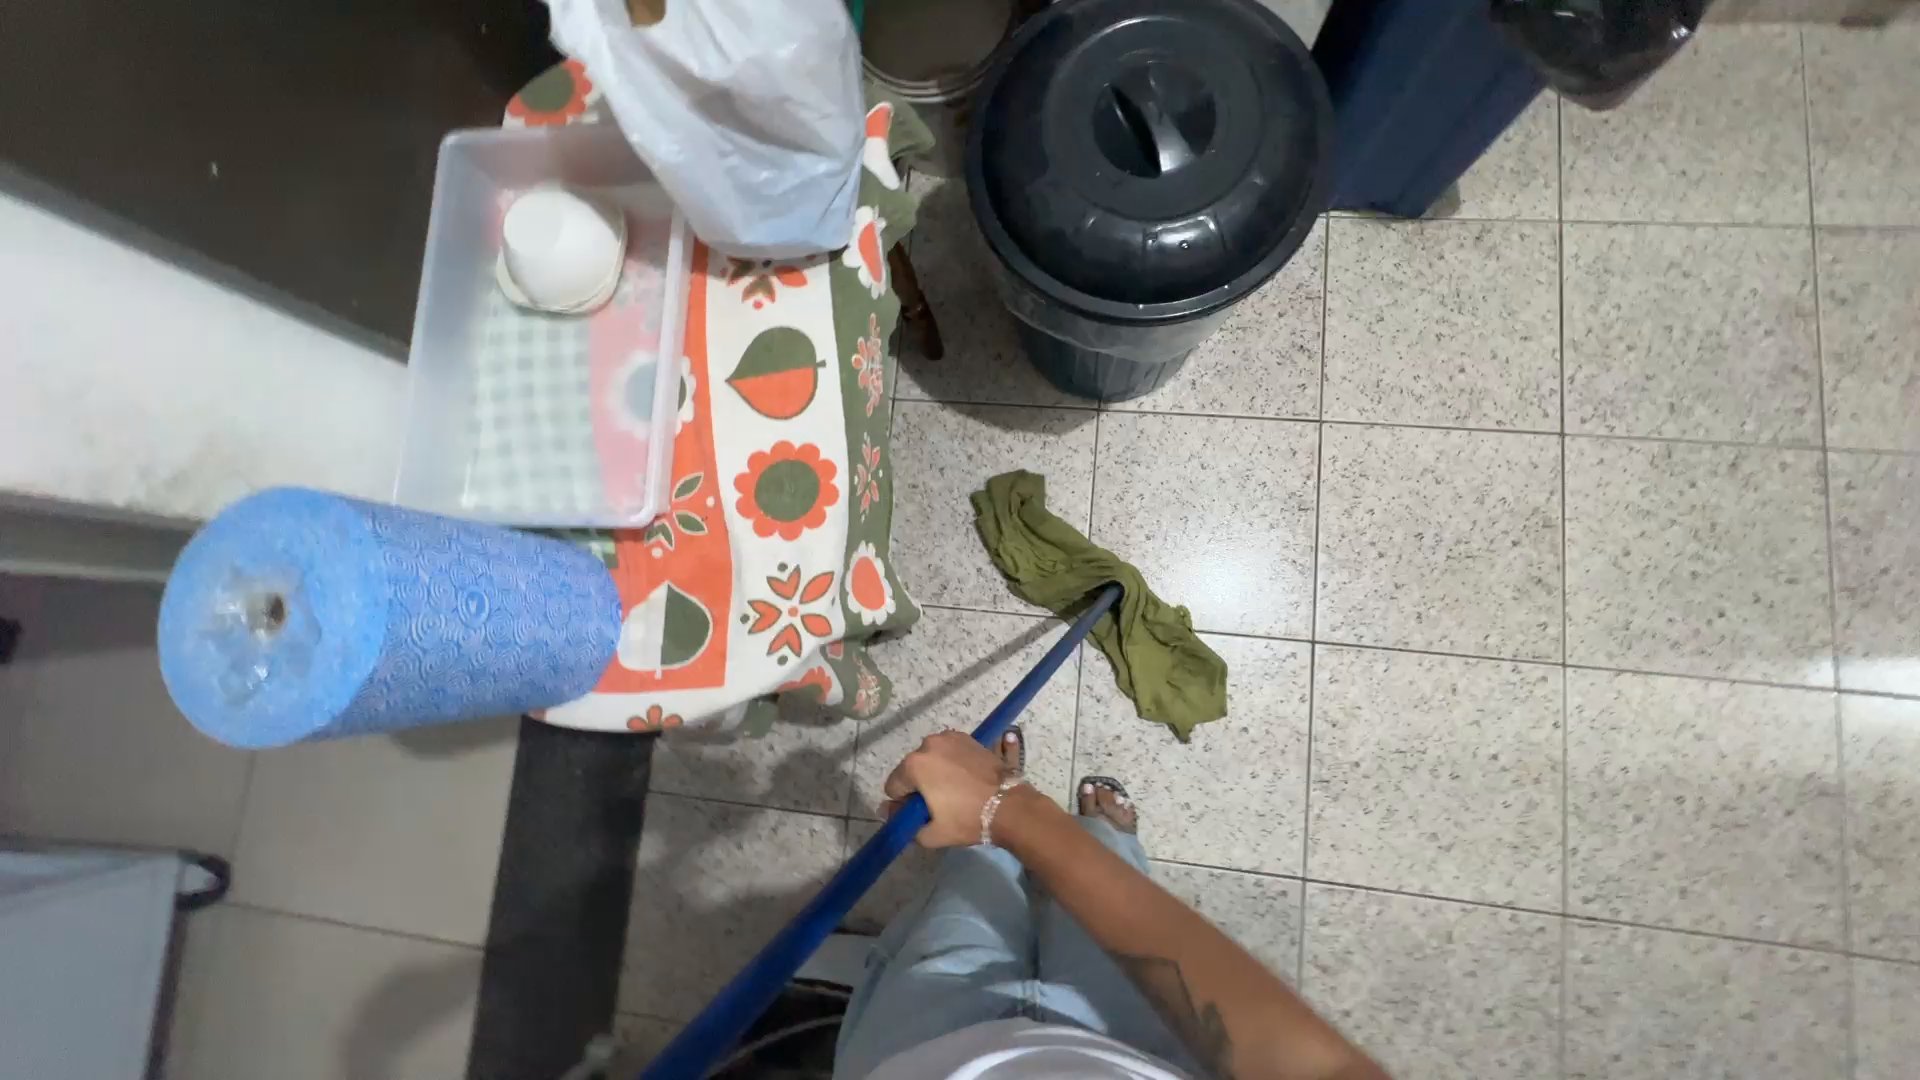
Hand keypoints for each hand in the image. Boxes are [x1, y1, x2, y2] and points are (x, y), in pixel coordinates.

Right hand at [881, 729, 1014, 847]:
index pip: (894, 786)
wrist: (1008, 805)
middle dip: (919, 785)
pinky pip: (948, 751)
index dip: (903, 803)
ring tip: (954, 790)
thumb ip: (903, 822)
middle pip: (911, 769)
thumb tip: (888, 810)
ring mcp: (950, 737)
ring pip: (930, 758)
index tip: (921, 812)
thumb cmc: (966, 819)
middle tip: (939, 803)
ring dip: (934, 771)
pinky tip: (964, 777)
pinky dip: (950, 761)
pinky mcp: (967, 737)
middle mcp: (928, 744)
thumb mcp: (931, 834)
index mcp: (914, 764)